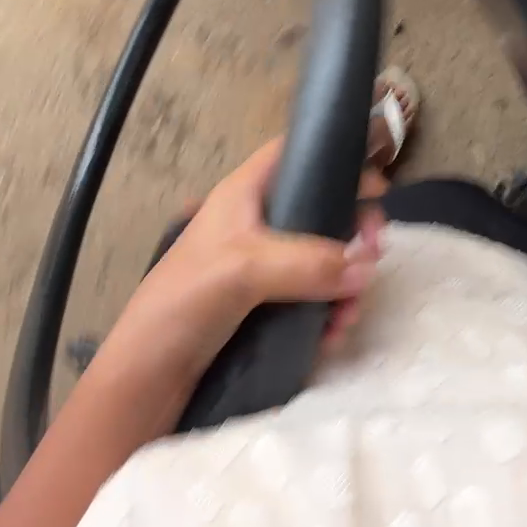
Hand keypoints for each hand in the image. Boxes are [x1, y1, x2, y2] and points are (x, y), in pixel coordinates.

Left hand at [95, 138, 386, 392]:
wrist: (149, 373)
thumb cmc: (186, 300)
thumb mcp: (244, 270)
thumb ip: (308, 264)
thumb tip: (367, 267)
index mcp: (245, 193)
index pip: (296, 154)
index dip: (336, 158)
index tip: (377, 187)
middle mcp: (258, 222)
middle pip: (321, 208)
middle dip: (353, 233)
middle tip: (374, 257)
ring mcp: (264, 265)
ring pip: (324, 259)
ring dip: (345, 284)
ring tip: (346, 317)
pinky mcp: (267, 304)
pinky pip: (314, 297)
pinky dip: (330, 311)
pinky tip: (332, 335)